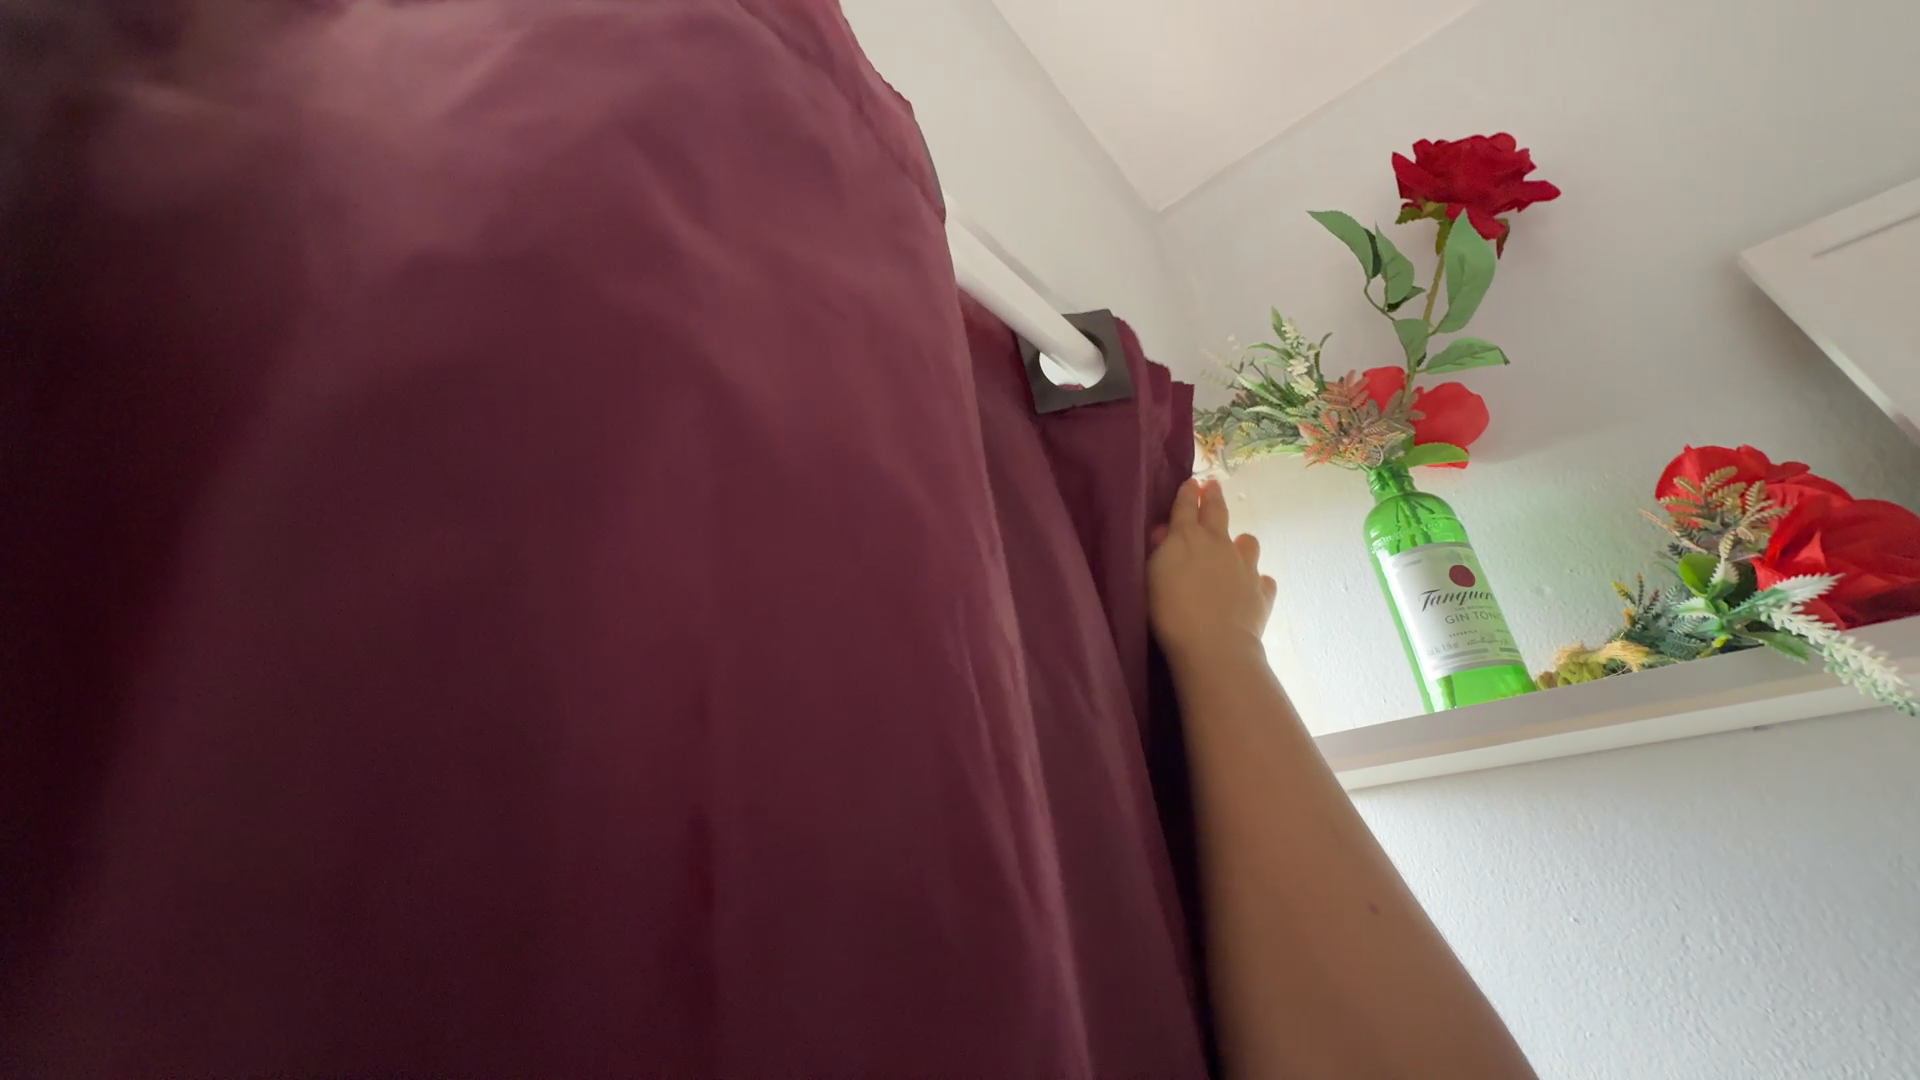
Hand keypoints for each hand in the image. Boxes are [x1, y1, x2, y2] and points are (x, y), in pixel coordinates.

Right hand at [1148, 477, 1276, 662]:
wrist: (1213, 644)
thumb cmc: (1169, 611)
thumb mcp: (1151, 577)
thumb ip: (1160, 551)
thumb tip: (1166, 533)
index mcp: (1187, 537)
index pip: (1186, 506)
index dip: (1188, 492)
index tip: (1192, 482)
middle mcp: (1219, 544)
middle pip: (1218, 512)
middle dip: (1214, 497)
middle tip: (1213, 486)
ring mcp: (1245, 567)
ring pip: (1247, 542)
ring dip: (1240, 542)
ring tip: (1235, 547)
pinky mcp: (1262, 591)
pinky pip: (1263, 580)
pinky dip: (1256, 581)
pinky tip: (1250, 588)